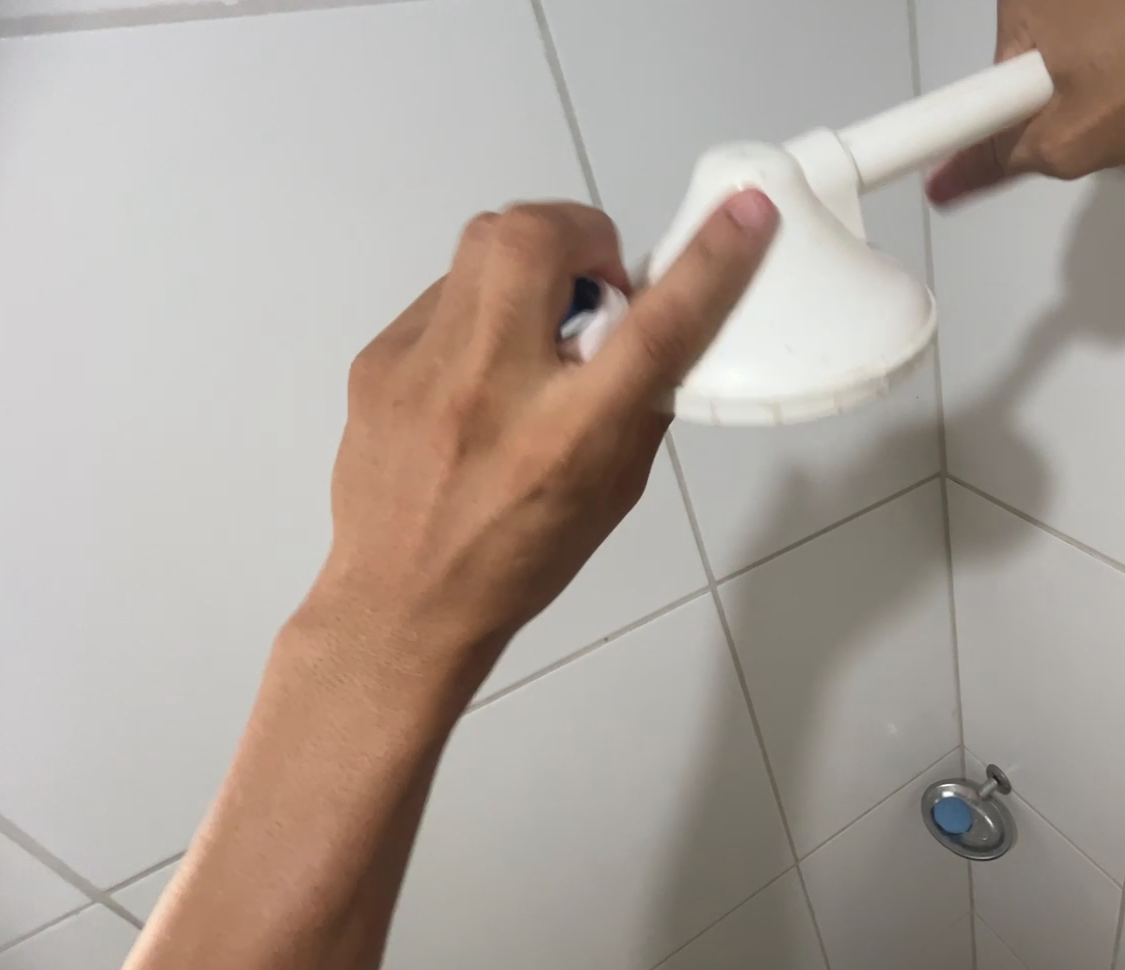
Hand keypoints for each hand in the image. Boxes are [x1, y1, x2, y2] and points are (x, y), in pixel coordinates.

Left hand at [301, 194, 777, 683]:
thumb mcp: (615, 494)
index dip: (710, 263)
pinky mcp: (376, 360)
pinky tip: (486, 367)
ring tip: (543, 323)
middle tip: (599, 284)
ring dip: (535, 261)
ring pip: (482, 245)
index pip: (653, 331)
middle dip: (583, 232)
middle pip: (533, 237)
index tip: (748, 212)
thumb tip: (655, 341)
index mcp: (569, 437)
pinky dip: (487, 308)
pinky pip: (447, 294)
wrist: (404, 602)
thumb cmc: (530, 560)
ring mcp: (421, 366)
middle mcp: (492, 388)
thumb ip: (639, 410)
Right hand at [927, 0, 1124, 202]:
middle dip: (1054, 114)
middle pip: (1028, 72)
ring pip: (1076, 59)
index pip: (972, 92)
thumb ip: (993, 164)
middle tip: (1092, 136)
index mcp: (1022, 9)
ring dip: (1097, 98)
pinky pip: (1111, 36)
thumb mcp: (1066, 142)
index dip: (982, 136)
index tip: (977, 160)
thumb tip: (945, 182)